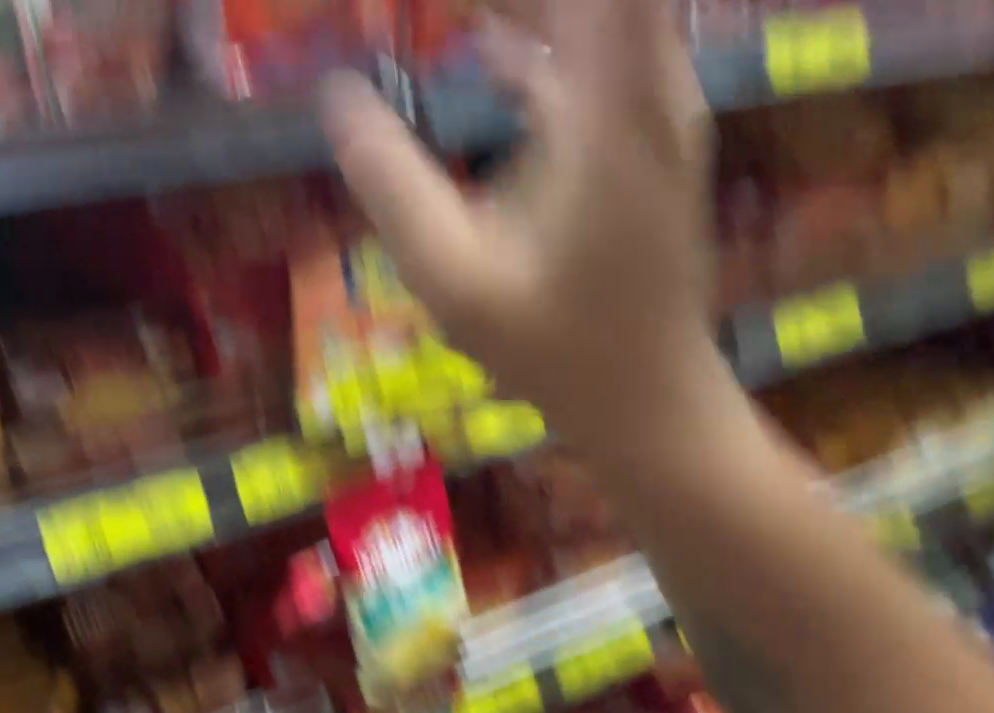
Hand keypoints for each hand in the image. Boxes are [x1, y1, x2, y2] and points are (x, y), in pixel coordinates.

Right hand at [319, 0, 731, 448]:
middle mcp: (649, 90)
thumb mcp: (451, 275)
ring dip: (524, 15)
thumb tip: (336, 100)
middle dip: (507, 3)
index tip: (435, 1)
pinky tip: (488, 52)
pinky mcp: (647, 142)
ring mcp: (657, 114)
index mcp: (610, 111)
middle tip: (421, 12)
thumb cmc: (546, 344)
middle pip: (592, 2)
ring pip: (598, 21)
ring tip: (443, 18)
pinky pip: (598, 57)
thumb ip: (392, 185)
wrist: (645, 393)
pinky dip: (540, 42)